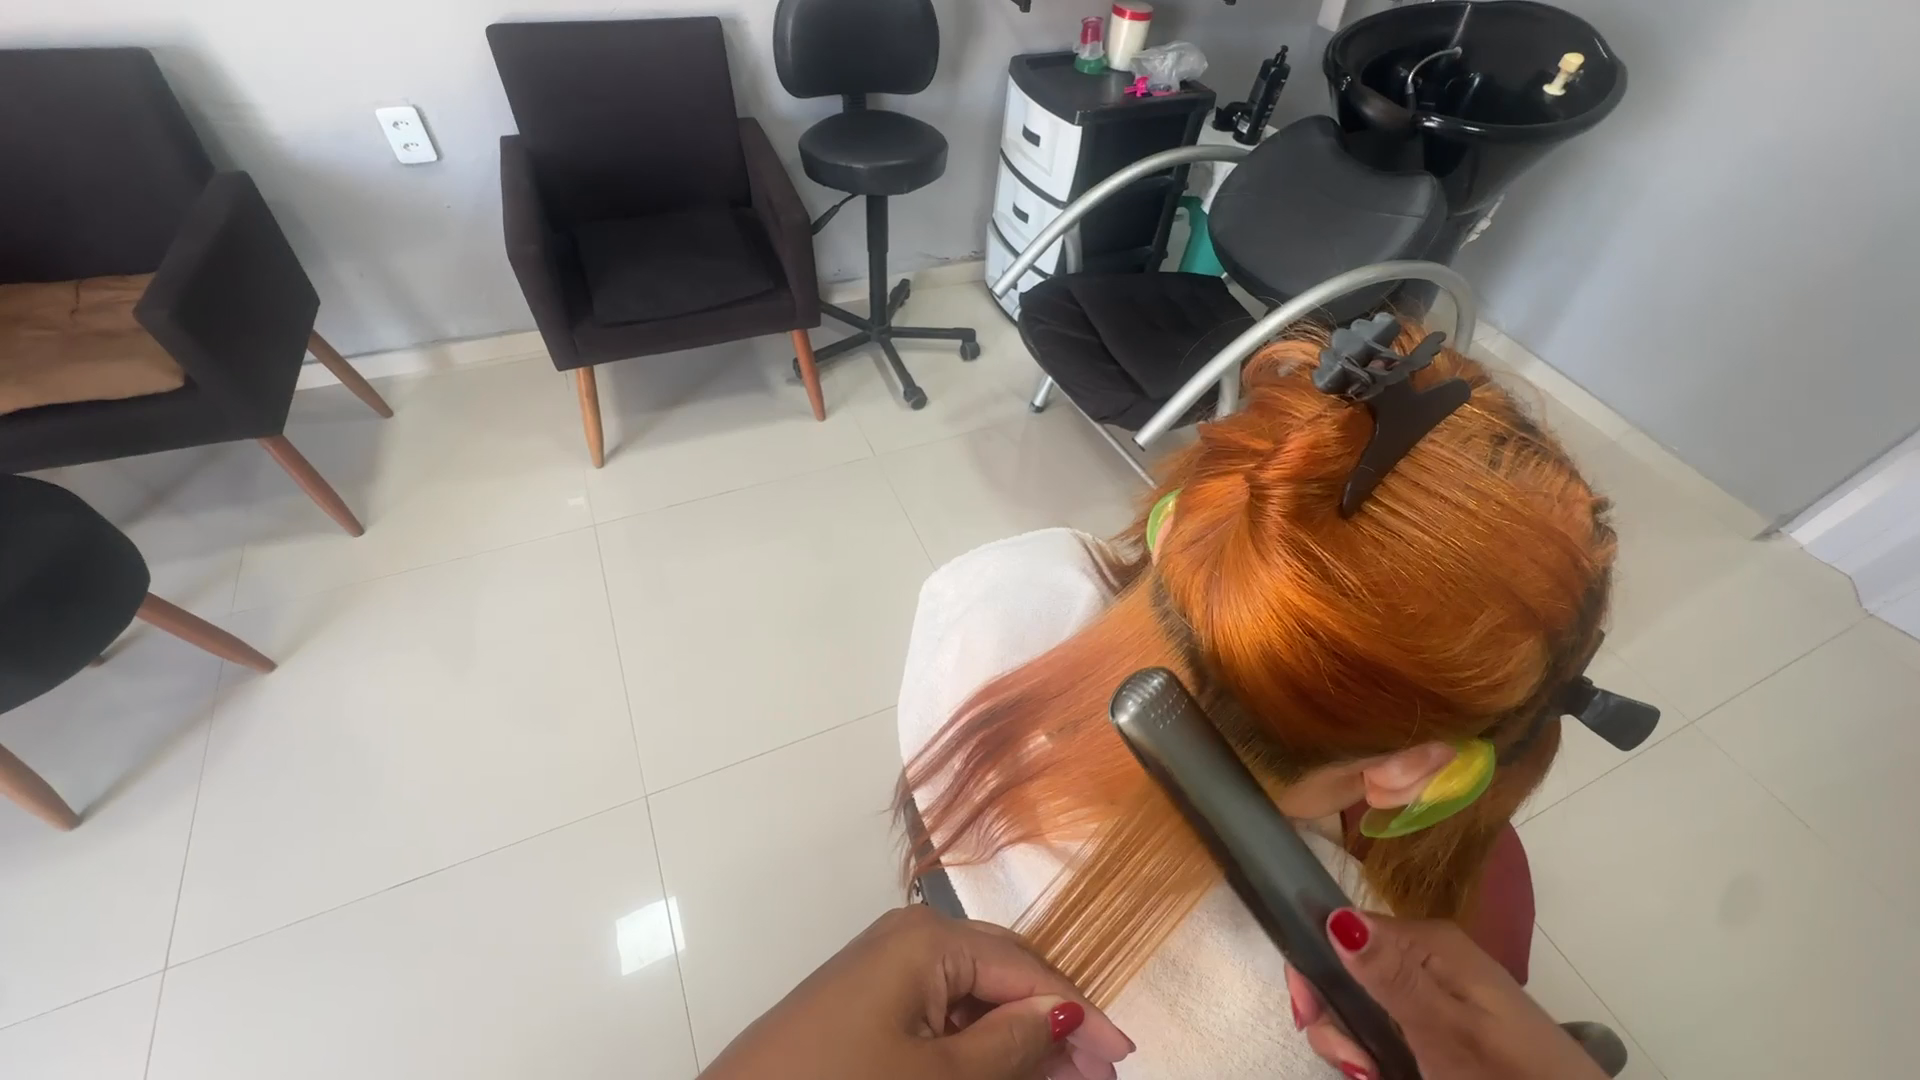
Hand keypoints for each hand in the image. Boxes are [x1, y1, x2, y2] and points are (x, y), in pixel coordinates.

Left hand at [699, 906, 1134, 1079]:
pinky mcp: (874, 999)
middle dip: (1053, 1023)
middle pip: (1004, 975)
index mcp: (928, 938)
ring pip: (977, 997)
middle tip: (1103, 1071)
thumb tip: (1062, 1014)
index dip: (1078, 1011)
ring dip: (1020, 1037)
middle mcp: (911, 937)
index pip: (1023, 968)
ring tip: (1066, 1077)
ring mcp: (890, 967)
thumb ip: (1008, 1043)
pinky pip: (945, 1012)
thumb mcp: (939, 1079)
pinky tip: (1009, 1069)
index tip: (1123, 1053)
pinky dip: (980, 1042)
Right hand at [1286, 909, 1607, 1079]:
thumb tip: (1335, 916)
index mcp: (1426, 942)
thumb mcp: (1448, 1031)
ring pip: (1358, 1003)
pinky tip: (1383, 1074)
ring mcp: (1432, 992)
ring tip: (1372, 1077)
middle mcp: (1423, 957)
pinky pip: (1383, 1025)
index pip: (1338, 928)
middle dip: (1334, 1019)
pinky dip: (1374, 1052)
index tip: (1312, 1021)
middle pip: (1344, 969)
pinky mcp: (1439, 1023)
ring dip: (1350, 1043)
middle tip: (1355, 1068)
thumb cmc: (1512, 1076)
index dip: (1314, 970)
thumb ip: (1391, 975)